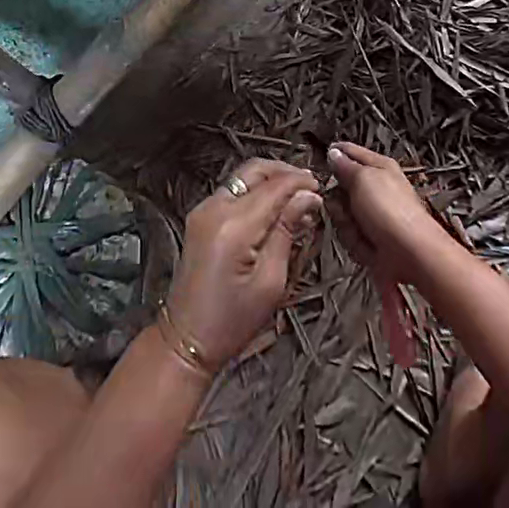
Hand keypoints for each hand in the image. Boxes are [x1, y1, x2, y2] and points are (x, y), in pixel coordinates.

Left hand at [163, 158, 320, 372]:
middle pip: (255, 170)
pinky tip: (272, 208)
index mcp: (234, 225)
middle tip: (310, 186)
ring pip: (243, 177)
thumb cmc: (231, 321)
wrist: (186, 339)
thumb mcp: (270, 282)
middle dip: (286, 173)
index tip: (321, 189)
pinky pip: (233, 191)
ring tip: (295, 198)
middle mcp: (215, 209)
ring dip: (271, 180)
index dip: (301, 183)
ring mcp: (204, 210)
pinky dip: (255, 192)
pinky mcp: (200, 217)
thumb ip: (287, 232)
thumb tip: (307, 198)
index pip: (274, 187)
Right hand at [326, 141, 448, 284]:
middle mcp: (376, 190)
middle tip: (344, 204)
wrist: (410, 255)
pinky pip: (349, 235)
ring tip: (360, 229)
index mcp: (379, 167)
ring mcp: (373, 216)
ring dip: (346, 223)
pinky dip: (354, 241)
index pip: (350, 152)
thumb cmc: (391, 211)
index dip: (335, 155)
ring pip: (341, 214)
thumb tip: (333, 153)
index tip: (322, 162)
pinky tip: (365, 244)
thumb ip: (345, 165)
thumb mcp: (363, 179)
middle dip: (337, 199)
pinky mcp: (371, 239)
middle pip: (340, 188)